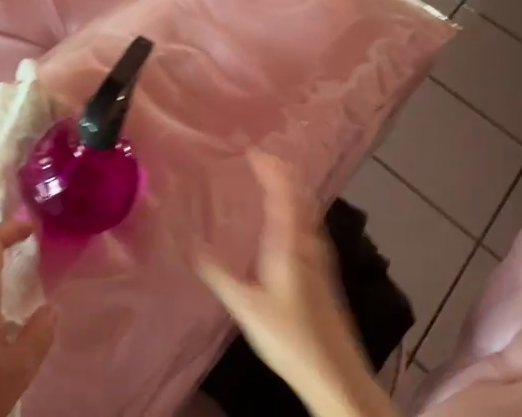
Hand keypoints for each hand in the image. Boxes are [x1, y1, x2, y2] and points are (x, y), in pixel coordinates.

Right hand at [196, 153, 397, 416]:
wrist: (335, 373)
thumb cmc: (289, 335)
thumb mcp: (244, 304)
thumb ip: (216, 272)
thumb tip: (186, 240)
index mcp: (290, 242)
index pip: (283, 191)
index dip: (270, 167)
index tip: (252, 148)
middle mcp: (309, 242)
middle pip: (299, 195)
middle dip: (280, 172)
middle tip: (259, 156)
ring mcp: (320, 257)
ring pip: (307, 210)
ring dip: (290, 189)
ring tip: (271, 178)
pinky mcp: (323, 272)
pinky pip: (308, 224)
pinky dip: (296, 208)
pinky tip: (287, 219)